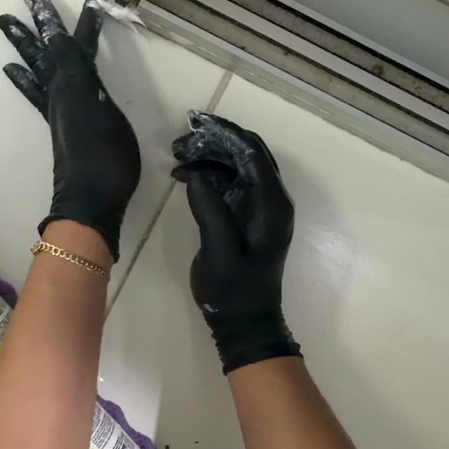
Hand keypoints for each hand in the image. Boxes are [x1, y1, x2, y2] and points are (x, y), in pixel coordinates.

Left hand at [0, 0, 140, 259]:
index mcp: (73, 84)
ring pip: (39, 63)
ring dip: (27, 40)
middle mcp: (61, 90)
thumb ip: (76, 71)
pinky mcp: (59, 123)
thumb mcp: (97, 111)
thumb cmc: (105, 159)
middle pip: (47, 45)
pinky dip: (25, 77)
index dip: (72, 16)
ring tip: (7, 20)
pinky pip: (37, 91)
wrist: (92, 201)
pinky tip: (11, 69)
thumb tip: (57, 39)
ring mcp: (58, 106)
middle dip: (39, 15)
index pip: (68, 40)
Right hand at [172, 111, 299, 372]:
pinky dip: (209, 174)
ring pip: (237, 165)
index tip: (194, 124)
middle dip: (213, 142)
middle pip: (246, 153)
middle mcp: (272, 199)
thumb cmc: (234, 289)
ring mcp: (260, 207)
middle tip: (179, 143)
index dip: (225, 132)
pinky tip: (183, 175)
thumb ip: (209, 207)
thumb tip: (196, 173)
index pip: (252, 152)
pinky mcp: (247, 215)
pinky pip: (231, 181)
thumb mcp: (218, 248)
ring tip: (176, 157)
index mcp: (272, 203)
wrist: (244, 324)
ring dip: (209, 156)